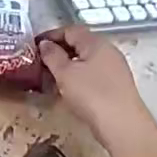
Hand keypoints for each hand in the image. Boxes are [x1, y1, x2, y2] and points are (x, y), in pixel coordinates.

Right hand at [38, 26, 156, 152]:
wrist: (123, 126)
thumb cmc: (91, 94)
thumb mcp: (65, 73)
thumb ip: (52, 55)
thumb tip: (45, 44)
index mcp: (96, 42)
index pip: (70, 30)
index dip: (50, 35)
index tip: (33, 45)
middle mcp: (108, 51)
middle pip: (79, 44)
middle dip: (58, 51)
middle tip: (39, 61)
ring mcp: (115, 69)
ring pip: (86, 60)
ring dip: (67, 65)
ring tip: (49, 77)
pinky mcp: (116, 86)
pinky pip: (92, 74)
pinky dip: (77, 77)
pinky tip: (67, 89)